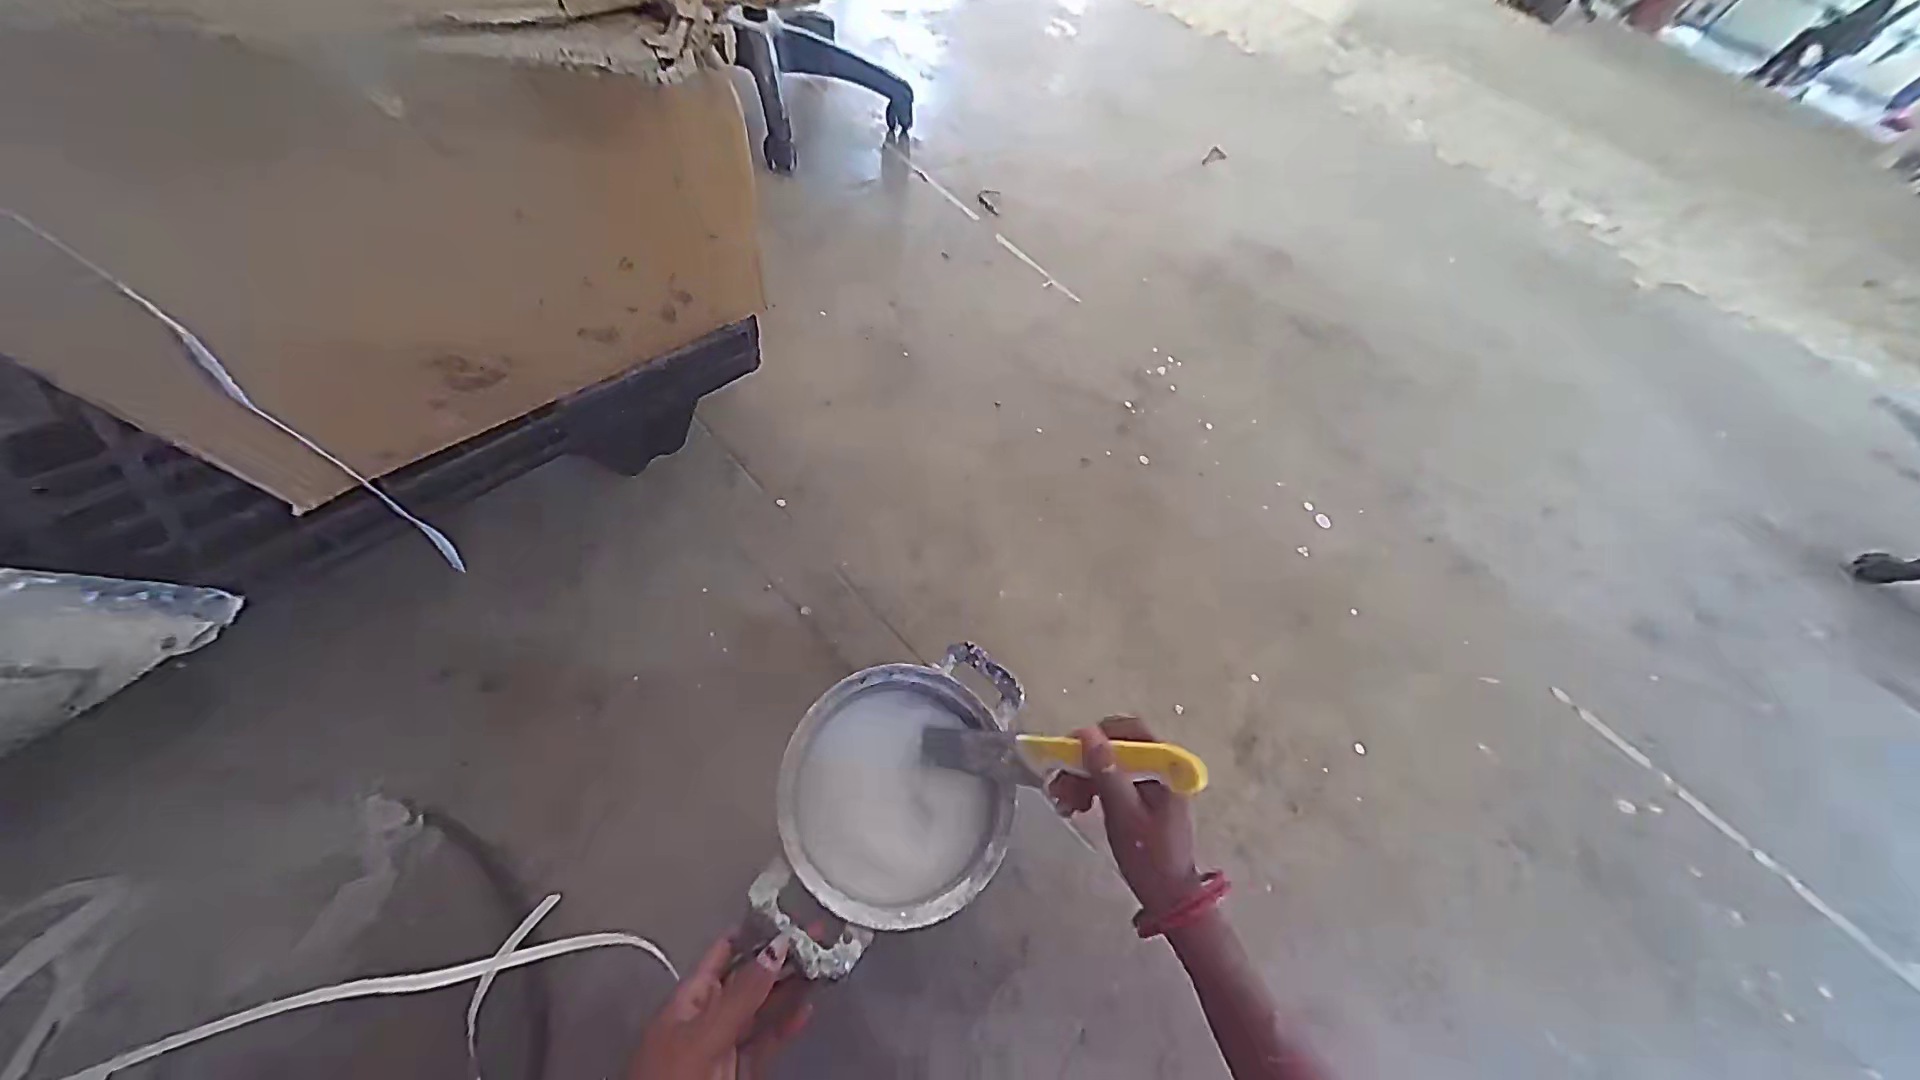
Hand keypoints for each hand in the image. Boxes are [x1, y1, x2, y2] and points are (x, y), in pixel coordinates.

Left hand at [627, 931, 814, 1079]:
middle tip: (820, 933)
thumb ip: (742, 993)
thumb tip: (779, 945)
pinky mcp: (739, 1074)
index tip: (792, 909)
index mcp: (690, 998)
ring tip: (823, 963)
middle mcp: (708, 1016)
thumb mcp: (703, 1036)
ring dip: (792, 987)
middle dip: (783, 955)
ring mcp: (724, 1046)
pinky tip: (808, 1009)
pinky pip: (767, 1042)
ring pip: (764, 1008)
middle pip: (750, 976)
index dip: (757, 929)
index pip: (726, 950)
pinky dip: (788, 1025)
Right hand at [1048, 714, 1202, 917]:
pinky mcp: (1139, 797)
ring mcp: (1149, 782)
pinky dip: (1090, 789)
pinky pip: (1109, 780)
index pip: (1130, 730)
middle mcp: (1158, 767)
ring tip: (1064, 802)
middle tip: (1059, 784)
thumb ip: (1107, 771)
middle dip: (1083, 763)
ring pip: (1107, 764)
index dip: (1097, 735)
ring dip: (1081, 778)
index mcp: (1164, 766)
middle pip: (1114, 747)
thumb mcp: (1124, 813)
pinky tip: (1076, 806)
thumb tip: (1086, 732)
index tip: (1070, 751)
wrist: (1170, 898)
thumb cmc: (1150, 857)